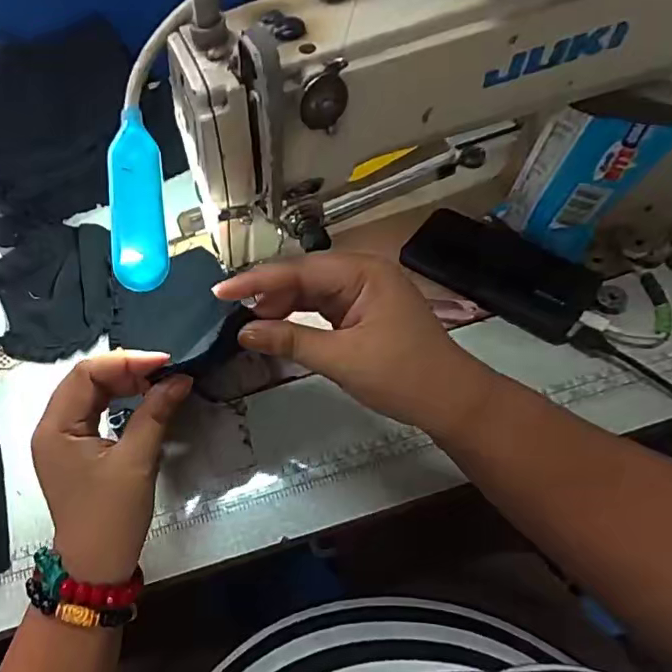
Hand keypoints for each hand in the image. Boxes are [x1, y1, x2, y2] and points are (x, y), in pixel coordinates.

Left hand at [31, 351, 191, 583]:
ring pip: (90, 393)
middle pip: (85, 379)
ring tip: (158, 382)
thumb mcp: (137, 461)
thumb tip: (179, 379)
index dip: (126, 361)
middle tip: (164, 372)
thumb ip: (155, 413)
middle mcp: (50, 427)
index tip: (163, 362)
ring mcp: (60, 439)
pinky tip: (142, 399)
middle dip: (126, 370)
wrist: (96, 565)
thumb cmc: (111, 516)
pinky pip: (94, 411)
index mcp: (55, 428)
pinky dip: (119, 401)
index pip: (86, 373)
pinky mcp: (74, 450)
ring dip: (123, 384)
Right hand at [213, 252, 497, 434]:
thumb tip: (244, 331)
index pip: (299, 270)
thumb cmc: (403, 376)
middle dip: (267, 293)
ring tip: (248, 323)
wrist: (451, 401)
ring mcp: (364, 293)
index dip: (257, 280)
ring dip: (281, 306)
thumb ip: (291, 340)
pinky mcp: (363, 313)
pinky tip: (277, 328)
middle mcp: (363, 274)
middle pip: (303, 276)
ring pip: (311, 292)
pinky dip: (299, 319)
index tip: (220, 290)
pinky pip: (323, 308)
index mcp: (363, 272)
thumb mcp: (342, 359)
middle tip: (231, 312)